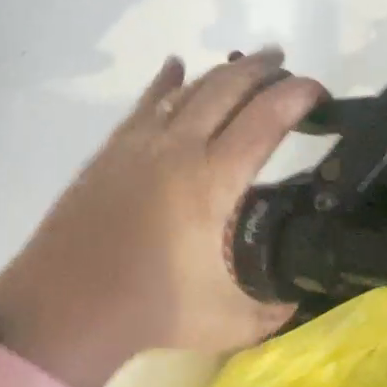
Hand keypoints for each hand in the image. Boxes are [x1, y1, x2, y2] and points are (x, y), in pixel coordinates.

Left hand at [0, 49, 326, 386]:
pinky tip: (177, 68)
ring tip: (248, 66)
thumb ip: (274, 307)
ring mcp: (140, 145)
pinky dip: (168, 82)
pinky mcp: (111, 152)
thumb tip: (296, 295)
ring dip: (224, 72)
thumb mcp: (232, 321)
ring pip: (189, 89)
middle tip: (289, 68)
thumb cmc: (153, 312)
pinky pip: (146, 103)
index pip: (267, 119)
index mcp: (214, 182)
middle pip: (229, 88)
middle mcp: (179, 149)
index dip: (298, 96)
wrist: (66, 309)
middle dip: (264, 70)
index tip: (321, 93)